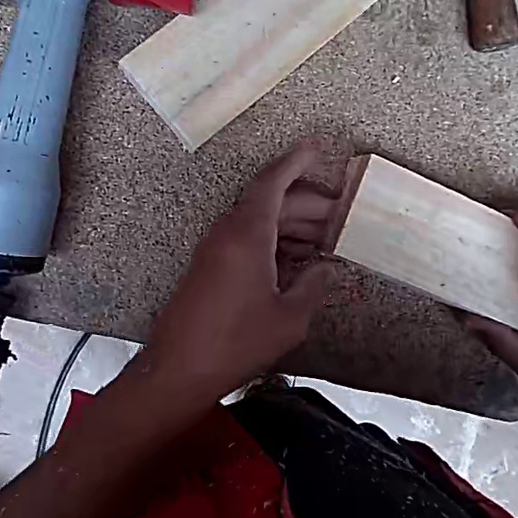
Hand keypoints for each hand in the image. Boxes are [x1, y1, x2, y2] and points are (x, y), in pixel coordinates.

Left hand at [135, 143, 338, 400]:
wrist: (179, 370)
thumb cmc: (234, 343)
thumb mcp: (288, 318)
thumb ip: (313, 286)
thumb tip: (325, 269)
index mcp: (247, 235)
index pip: (272, 183)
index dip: (295, 162)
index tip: (314, 147)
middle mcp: (228, 233)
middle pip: (271, 202)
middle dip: (307, 204)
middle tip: (339, 214)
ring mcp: (216, 249)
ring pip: (259, 221)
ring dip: (292, 224)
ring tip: (325, 239)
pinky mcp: (211, 267)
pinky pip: (247, 239)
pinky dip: (274, 241)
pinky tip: (296, 260)